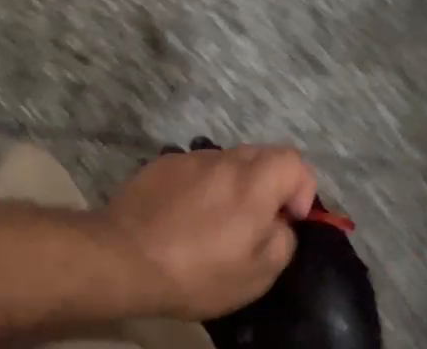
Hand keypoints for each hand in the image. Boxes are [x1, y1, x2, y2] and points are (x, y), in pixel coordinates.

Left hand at [98, 145, 317, 319]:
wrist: (126, 256)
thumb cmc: (199, 272)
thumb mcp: (260, 271)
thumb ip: (282, 237)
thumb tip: (279, 219)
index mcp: (248, 182)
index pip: (292, 159)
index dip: (300, 187)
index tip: (288, 218)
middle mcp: (216, 160)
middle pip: (258, 154)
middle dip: (269, 183)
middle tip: (257, 222)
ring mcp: (183, 158)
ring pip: (223, 160)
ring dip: (233, 183)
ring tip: (218, 221)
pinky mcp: (157, 164)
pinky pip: (193, 167)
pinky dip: (202, 184)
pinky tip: (187, 214)